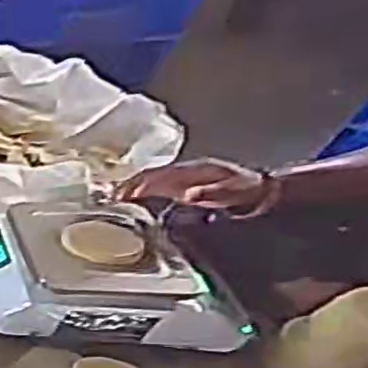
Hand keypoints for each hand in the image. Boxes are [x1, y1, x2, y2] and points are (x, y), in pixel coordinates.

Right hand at [117, 159, 270, 211]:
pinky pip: (156, 183)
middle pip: (150, 174)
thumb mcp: (231, 192)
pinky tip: (132, 197)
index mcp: (193, 170)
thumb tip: (188, 194)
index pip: (158, 175)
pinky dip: (140, 189)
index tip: (120, 196)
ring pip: (151, 178)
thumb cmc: (244, 192)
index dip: (138, 184)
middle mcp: (185, 169)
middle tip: (108, 198)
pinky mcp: (183, 183)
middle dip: (127, 185)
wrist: (259, 191)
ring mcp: (183, 175)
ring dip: (131, 187)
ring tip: (113, 197)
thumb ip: (210, 193)